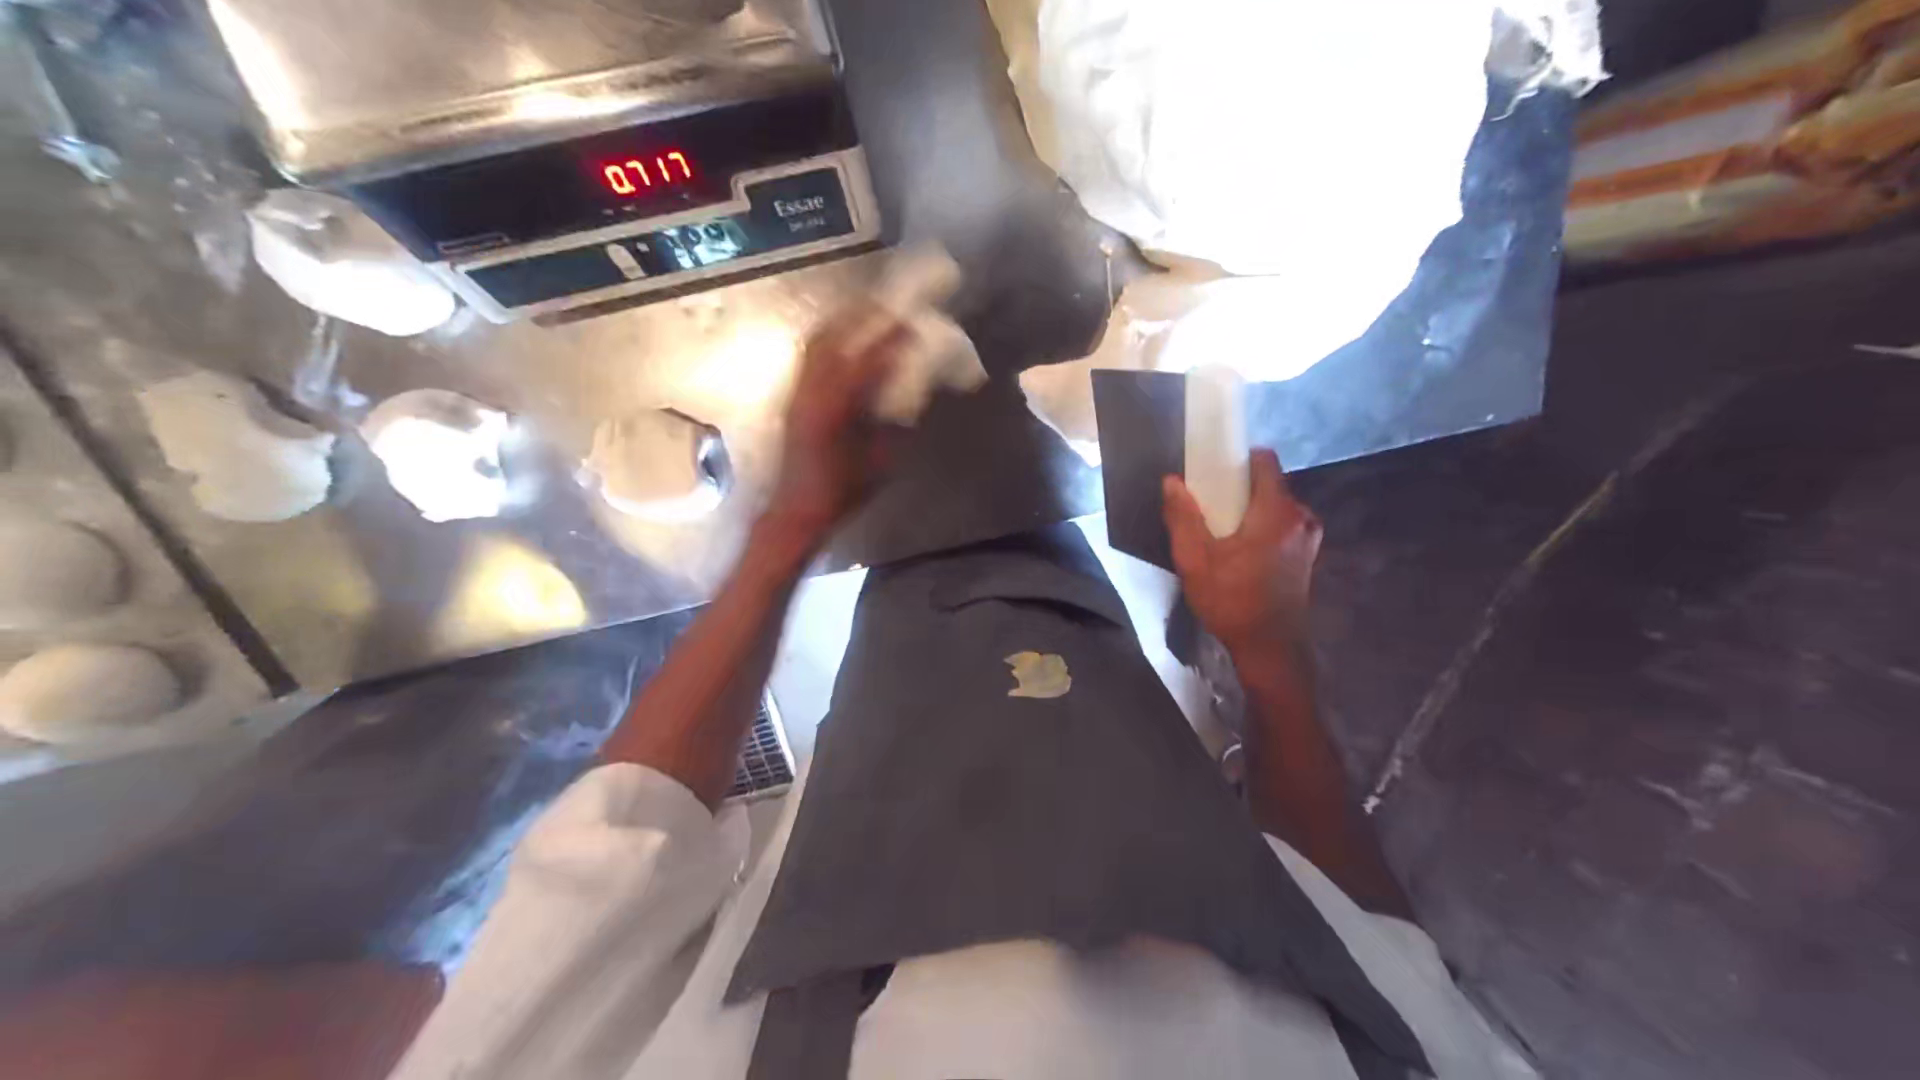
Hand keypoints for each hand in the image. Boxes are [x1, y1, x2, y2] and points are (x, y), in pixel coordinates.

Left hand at [763, 307, 907, 548]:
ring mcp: (797, 392)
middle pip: (837, 338)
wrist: (797, 509)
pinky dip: (829, 341)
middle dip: (864, 318)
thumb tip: (907, 390)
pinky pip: (809, 358)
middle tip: (891, 307)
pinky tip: (844, 342)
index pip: (868, 360)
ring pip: (819, 343)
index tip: (913, 323)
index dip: (892, 339)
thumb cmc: (843, 491)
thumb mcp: (880, 459)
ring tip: (868, 315)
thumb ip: (893, 422)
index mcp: (837, 408)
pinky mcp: (791, 398)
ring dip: (844, 324)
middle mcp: (812, 392)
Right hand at [1162, 449, 1322, 655]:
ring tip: (1220, 530)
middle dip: (1239, 488)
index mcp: (1277, 511)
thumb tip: (1172, 481)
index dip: (1239, 459)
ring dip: (1249, 511)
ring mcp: (1308, 537)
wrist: (1269, 648)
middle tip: (1208, 505)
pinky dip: (1260, 527)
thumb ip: (1183, 517)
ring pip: (1274, 506)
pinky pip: (1281, 525)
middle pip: (1268, 484)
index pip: (1265, 461)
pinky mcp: (1307, 555)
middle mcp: (1301, 517)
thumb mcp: (1195, 559)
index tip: (1213, 470)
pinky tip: (1238, 550)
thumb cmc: (1231, 601)